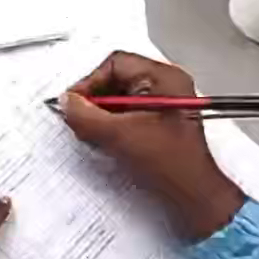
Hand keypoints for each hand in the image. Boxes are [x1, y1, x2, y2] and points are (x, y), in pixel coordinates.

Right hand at [60, 51, 246, 239]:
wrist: (191, 193)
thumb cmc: (171, 164)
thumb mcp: (118, 136)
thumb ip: (85, 116)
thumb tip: (67, 102)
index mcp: (164, 79)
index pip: (115, 64)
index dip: (89, 82)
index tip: (74, 102)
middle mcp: (165, 86)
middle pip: (116, 79)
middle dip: (94, 99)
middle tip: (80, 116)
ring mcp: (162, 104)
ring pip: (118, 97)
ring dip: (100, 113)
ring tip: (94, 131)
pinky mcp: (156, 121)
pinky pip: (124, 112)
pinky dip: (110, 123)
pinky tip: (106, 139)